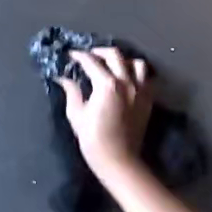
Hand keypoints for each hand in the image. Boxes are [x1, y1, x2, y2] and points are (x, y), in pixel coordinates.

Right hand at [56, 47, 153, 175]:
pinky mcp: (148, 100)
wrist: (119, 160)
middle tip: (89, 55)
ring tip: (112, 65)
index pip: (91, 61)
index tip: (70, 55)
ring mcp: (140, 90)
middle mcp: (126, 82)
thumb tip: (63, 79)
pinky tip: (128, 79)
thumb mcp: (76, 114)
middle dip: (99, 51)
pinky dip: (138, 74)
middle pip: (115, 55)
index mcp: (106, 84)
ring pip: (136, 63)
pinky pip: (147, 78)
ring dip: (123, 60)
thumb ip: (72, 92)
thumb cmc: (93, 139)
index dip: (78, 56)